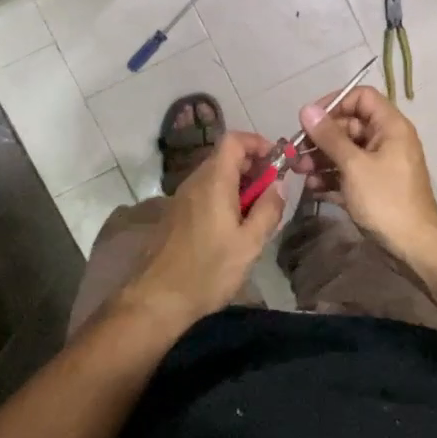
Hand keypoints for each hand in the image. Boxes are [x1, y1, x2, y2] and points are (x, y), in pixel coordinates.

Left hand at [113, 133, 285, 330]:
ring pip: (215, 176)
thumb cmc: (208, 270)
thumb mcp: (249, 243)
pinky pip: (204, 193)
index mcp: (213, 181)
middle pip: (225, 157)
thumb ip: (268, 210)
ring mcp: (181, 198)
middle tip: (272, 193)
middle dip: (253, 167)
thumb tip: (278, 185)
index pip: (234, 140)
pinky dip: (223, 198)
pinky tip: (233, 228)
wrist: (158, 298)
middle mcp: (194, 182)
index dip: (258, 143)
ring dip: (239, 185)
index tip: (278, 162)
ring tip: (257, 214)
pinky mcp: (175, 215)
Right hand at [295, 87, 436, 254]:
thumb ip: (329, 136)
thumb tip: (306, 110)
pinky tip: (312, 187)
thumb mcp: (353, 165)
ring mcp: (380, 165)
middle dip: (321, 137)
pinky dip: (331, 177)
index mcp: (390, 127)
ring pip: (345, 151)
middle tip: (296, 152)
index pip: (361, 97)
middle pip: (349, 125)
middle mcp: (387, 140)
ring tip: (299, 171)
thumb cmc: (385, 199)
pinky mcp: (373, 187)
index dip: (334, 103)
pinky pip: (348, 173)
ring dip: (320, 158)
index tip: (310, 119)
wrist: (413, 245)